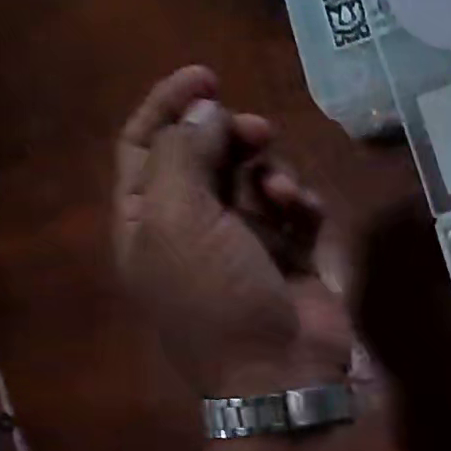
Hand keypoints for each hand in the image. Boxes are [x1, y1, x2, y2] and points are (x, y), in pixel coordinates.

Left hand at [115, 66, 352, 394]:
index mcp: (146, 226)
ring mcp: (243, 250)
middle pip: (203, 159)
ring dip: (268, 172)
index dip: (170, 106)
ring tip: (281, 189)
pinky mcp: (289, 263)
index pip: (145, 148)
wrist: (278, 373)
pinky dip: (300, 205)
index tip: (207, 76)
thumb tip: (207, 113)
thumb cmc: (218, 298)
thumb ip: (183, 153)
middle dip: (228, 135)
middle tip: (257, 129)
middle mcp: (191, 234)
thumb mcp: (178, 220)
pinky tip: (305, 212)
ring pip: (252, 181)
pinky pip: (293, 215)